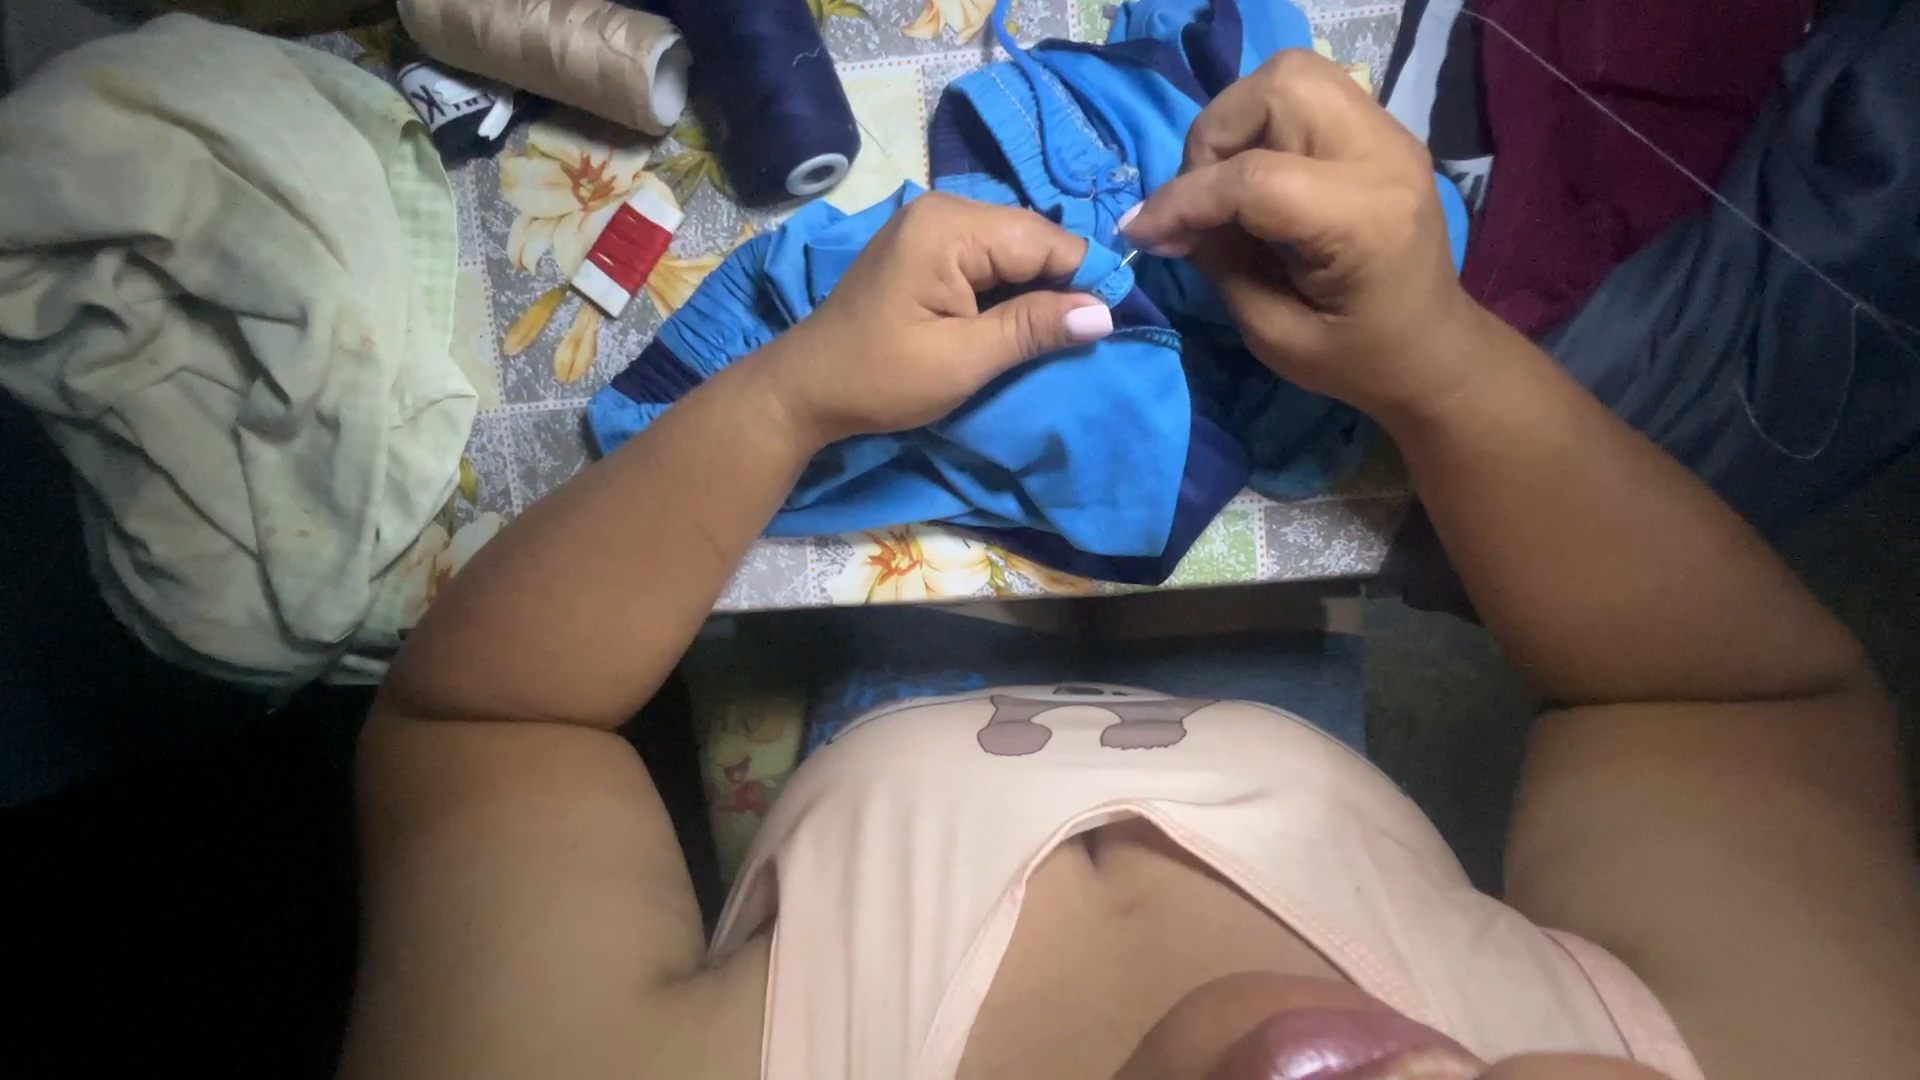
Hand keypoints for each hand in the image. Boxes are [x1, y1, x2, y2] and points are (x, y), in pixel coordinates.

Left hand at [749, 192, 1114, 446]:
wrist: (806, 389)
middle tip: (1073, 339)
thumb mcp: (963, 360)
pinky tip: (1006, 325)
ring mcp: (930, 226)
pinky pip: (985, 261)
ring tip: (1041, 337)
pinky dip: (1003, 292)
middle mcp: (943, 209)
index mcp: (951, 226)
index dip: (1083, 281)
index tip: (1105, 328)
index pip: (1046, 239)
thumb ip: (1032, 329)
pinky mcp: (923, 249)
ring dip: (1032, 292)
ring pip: (1011, 251)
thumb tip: (1105, 314)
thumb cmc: (880, 378)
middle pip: (1030, 239)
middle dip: (1057, 286)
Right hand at [1121, 49, 1488, 419]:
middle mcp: (1382, 155)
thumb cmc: (1352, 358)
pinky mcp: (1376, 132)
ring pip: (1289, 76)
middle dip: (1212, 140)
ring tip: (1218, 188)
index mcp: (1363, 221)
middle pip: (1278, 88)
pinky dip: (1258, 127)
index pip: (1255, 177)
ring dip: (1234, 125)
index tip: (1139, 231)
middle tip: (1195, 204)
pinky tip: (1249, 181)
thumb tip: (1164, 225)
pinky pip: (1304, 96)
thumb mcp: (1272, 333)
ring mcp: (1386, 134)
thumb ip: (1220, 266)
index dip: (1182, 199)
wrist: (1428, 347)